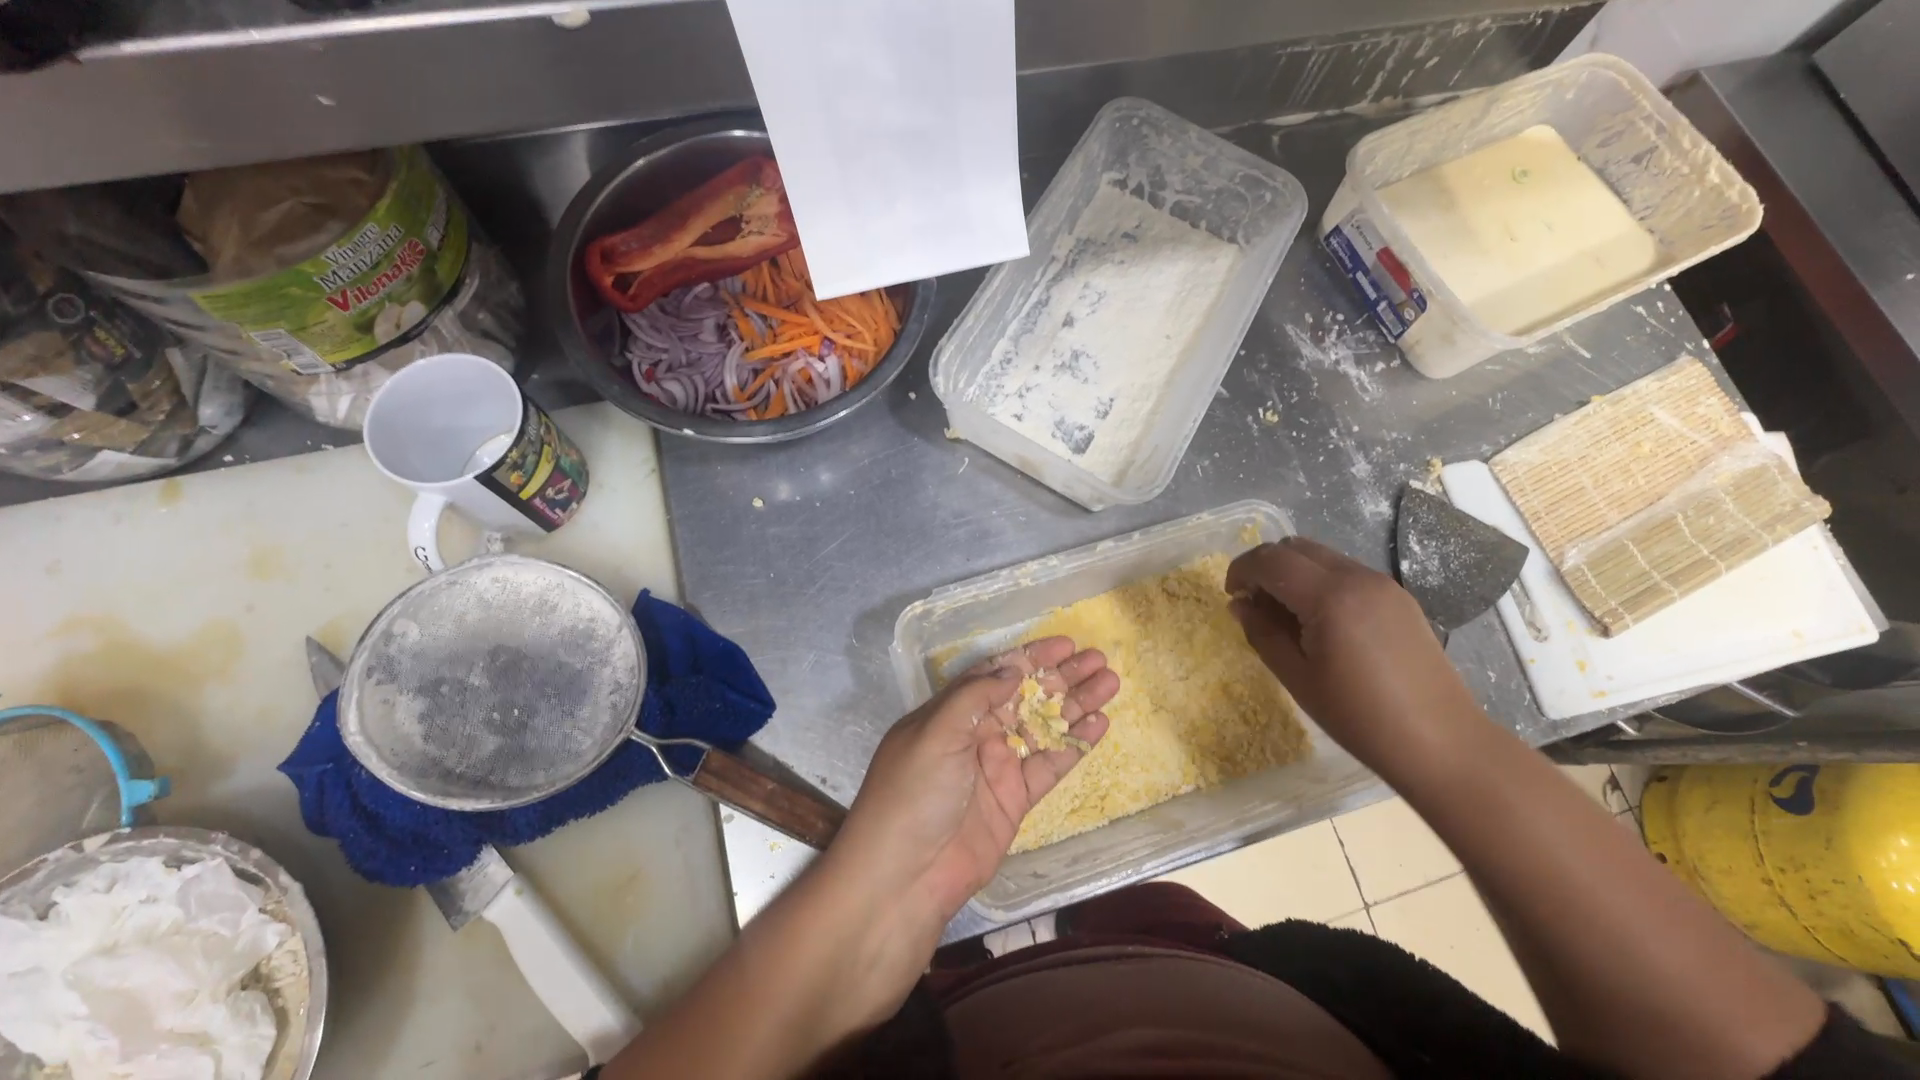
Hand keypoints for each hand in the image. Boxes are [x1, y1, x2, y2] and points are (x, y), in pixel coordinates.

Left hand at [828, 637, 1116, 929]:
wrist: (906, 874)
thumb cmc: (912, 794)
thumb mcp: (935, 733)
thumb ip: (975, 697)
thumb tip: (1013, 670)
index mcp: (950, 714)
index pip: (996, 675)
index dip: (1030, 658)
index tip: (1066, 644)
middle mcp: (976, 735)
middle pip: (1027, 698)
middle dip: (1062, 678)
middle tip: (1100, 661)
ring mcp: (998, 768)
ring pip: (1045, 728)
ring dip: (1077, 706)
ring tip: (1111, 684)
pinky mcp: (1015, 800)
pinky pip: (1050, 766)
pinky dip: (1075, 746)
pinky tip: (1099, 726)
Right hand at [1225, 537, 1481, 775]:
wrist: (1440, 740)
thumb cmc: (1359, 716)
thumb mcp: (1298, 678)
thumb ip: (1263, 633)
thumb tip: (1240, 604)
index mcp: (1330, 597)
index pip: (1271, 560)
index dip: (1242, 571)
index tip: (1231, 597)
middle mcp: (1358, 577)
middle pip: (1296, 548)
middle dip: (1266, 567)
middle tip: (1254, 605)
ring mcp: (1383, 584)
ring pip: (1322, 557)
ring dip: (1294, 574)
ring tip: (1287, 618)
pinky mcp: (1399, 597)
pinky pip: (1346, 573)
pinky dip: (1321, 583)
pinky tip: (1321, 623)